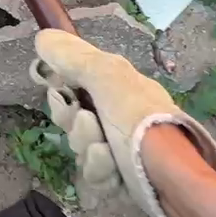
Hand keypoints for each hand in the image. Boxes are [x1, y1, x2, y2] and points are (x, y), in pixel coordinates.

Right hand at [32, 29, 215, 216]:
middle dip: (75, 123)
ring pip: (80, 146)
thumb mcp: (106, 76)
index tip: (59, 91)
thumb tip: (42, 37)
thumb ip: (72, 56)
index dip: (61, 88)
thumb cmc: (139, 120)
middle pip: (71, 116)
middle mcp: (117, 114)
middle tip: (87, 122)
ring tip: (106, 152)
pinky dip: (101, 172)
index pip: (73, 81)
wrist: (173, 180)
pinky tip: (114, 173)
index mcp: (117, 86)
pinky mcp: (120, 179)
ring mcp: (119, 148)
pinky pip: (92, 173)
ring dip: (88, 148)